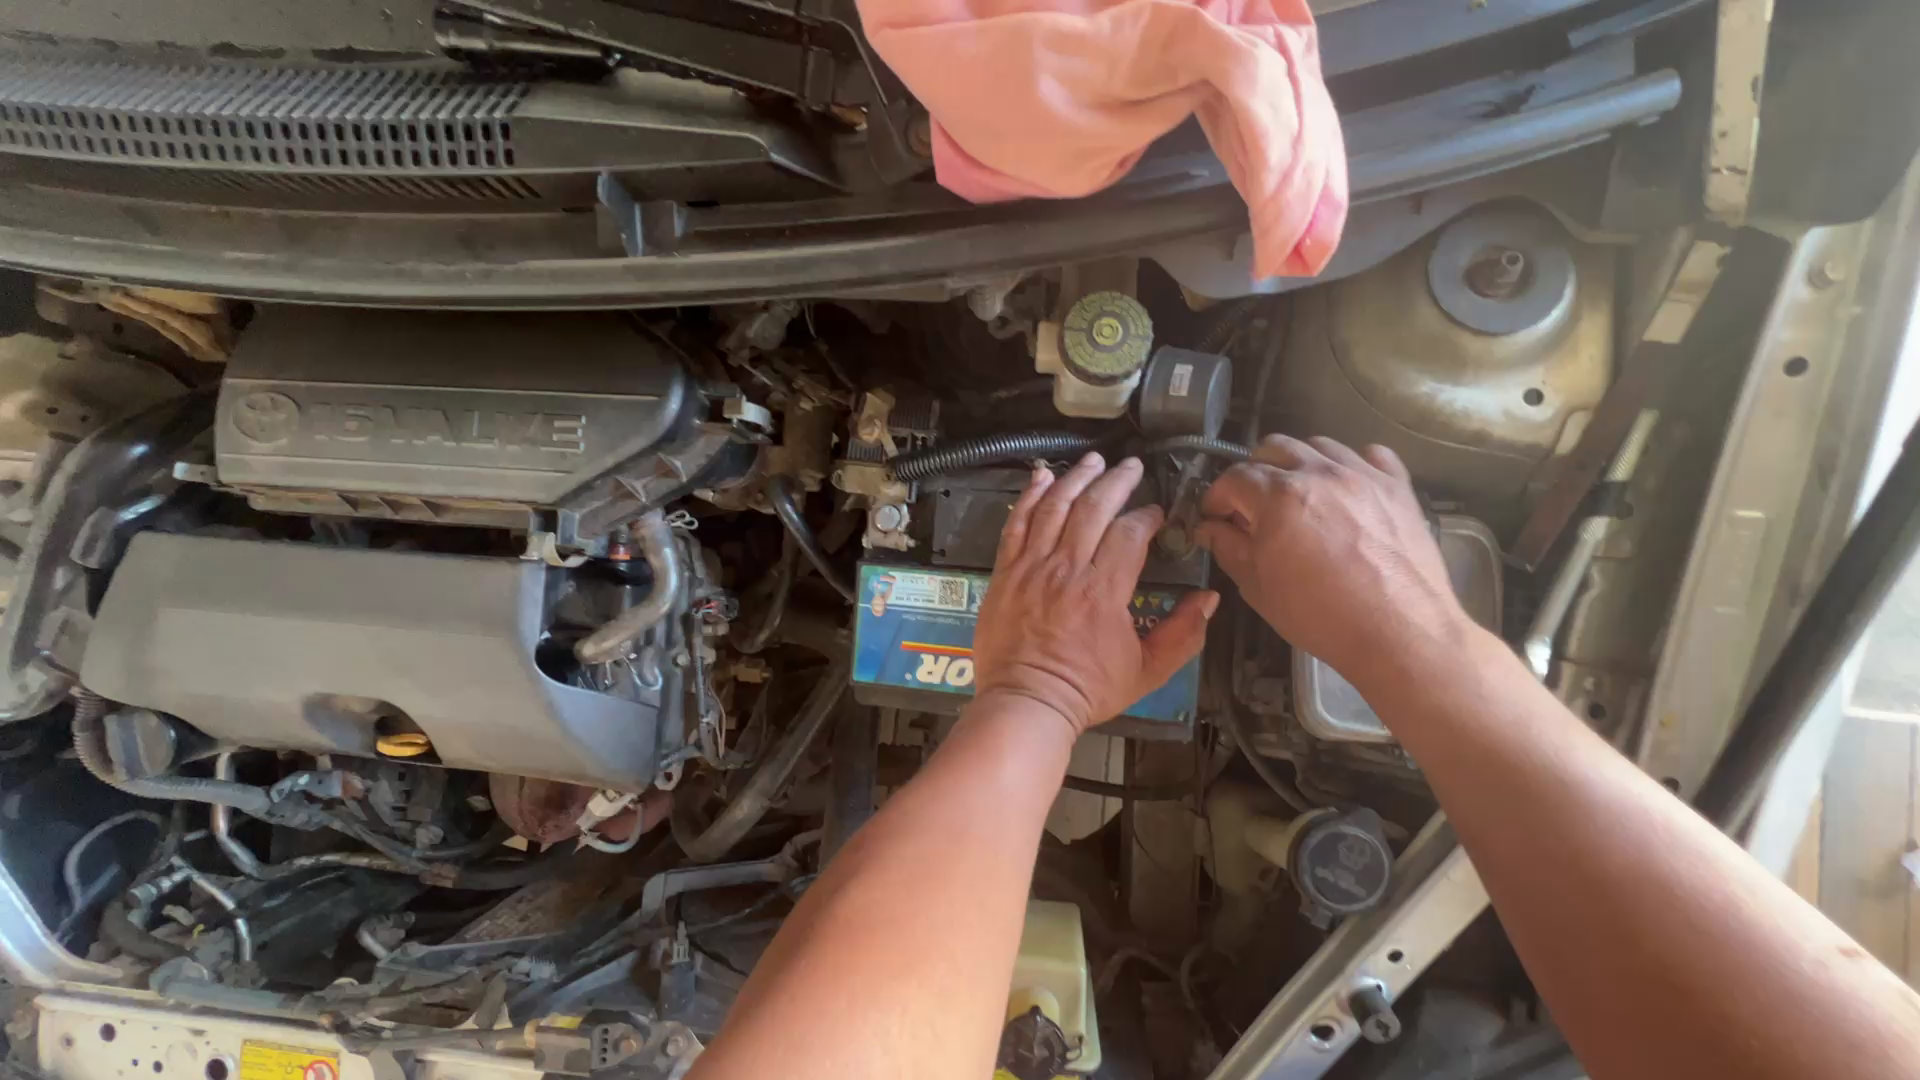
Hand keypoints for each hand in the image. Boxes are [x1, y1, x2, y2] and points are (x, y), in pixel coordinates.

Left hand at [973, 453, 1219, 736]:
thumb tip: (1209, 598)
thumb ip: (1183, 633)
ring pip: (1054, 508)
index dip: (1146, 517)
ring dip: (1076, 479)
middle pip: (1093, 509)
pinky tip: (1042, 477)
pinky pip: (1016, 524)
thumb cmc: (1088, 690)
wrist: (1027, 703)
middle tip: (1131, 467)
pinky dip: (1029, 498)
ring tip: (1093, 460)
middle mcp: (1068, 569)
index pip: (1129, 534)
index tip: (1156, 514)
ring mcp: (1032, 568)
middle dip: (1117, 481)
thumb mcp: (1148, 671)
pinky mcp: (1006, 572)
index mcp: (1104, 591)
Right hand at [1195, 435, 1469, 692]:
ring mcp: (1362, 475)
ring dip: (1299, 464)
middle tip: (1254, 506)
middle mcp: (1318, 472)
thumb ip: (1228, 547)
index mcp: (1277, 496)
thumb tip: (1210, 527)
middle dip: (1254, 473)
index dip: (1216, 498)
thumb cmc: (1318, 614)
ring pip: (1318, 445)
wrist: (1399, 633)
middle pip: (1273, 448)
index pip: (1233, 478)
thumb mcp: (1257, 586)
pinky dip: (1351, 464)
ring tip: (1300, 496)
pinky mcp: (1397, 486)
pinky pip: (1371, 455)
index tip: (1215, 519)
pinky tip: (1346, 489)